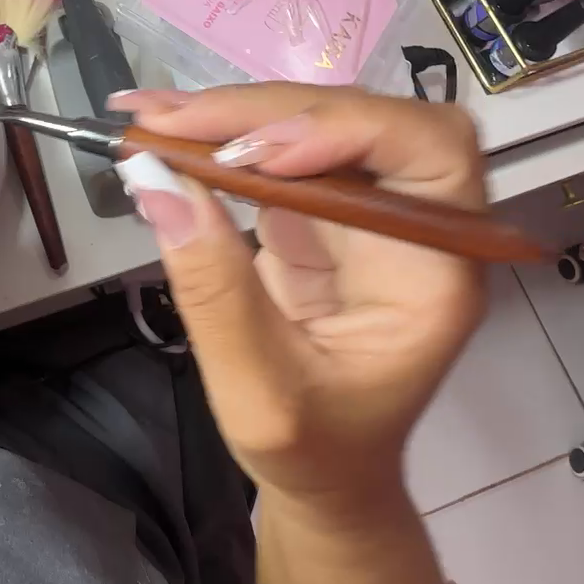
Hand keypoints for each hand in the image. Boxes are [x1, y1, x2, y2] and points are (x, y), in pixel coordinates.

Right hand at [110, 85, 486, 519]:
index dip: (349, 129)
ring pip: (311, 123)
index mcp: (434, 275)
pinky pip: (273, 150)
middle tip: (167, 121)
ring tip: (150, 117)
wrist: (325, 470)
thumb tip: (155, 181)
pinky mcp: (319, 208)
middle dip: (261, 113)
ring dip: (231, 114)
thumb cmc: (314, 449)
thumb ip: (213, 290)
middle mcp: (412, 225)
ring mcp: (363, 210)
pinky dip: (218, 137)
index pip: (429, 153)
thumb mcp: (258, 393)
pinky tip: (166, 132)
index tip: (254, 154)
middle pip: (361, 119)